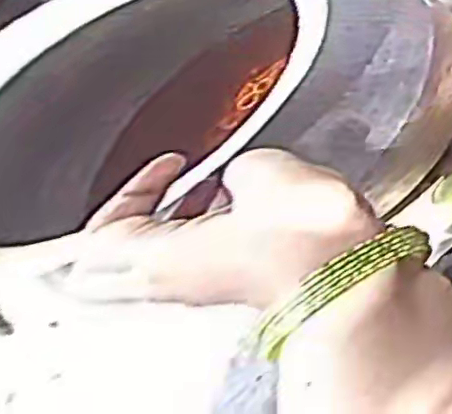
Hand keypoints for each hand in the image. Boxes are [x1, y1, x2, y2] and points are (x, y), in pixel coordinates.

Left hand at [66, 150, 382, 309]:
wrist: (347, 267)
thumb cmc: (305, 230)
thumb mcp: (270, 171)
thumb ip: (240, 165)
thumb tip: (239, 172)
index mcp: (156, 258)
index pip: (103, 230)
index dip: (136, 188)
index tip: (173, 164)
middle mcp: (167, 282)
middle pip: (104, 266)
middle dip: (129, 222)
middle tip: (159, 192)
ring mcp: (203, 288)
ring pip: (151, 265)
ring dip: (171, 227)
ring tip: (211, 192)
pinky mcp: (238, 284)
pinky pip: (194, 265)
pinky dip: (206, 236)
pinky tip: (247, 210)